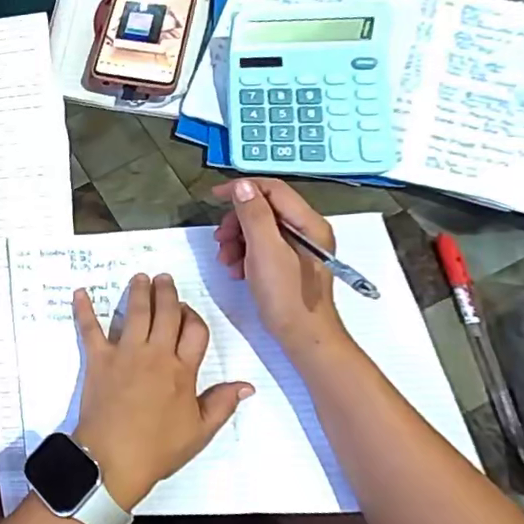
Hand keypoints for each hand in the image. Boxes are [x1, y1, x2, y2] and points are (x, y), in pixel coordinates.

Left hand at [70, 274, 254, 508]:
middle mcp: (156, 354)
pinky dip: (83, 309)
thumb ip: (222, 404)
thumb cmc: (158, 449)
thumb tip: (247, 386)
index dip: (194, 317)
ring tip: (140, 277)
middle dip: (167, 293)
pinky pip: (90, 329)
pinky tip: (80, 292)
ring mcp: (125, 353)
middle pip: (166, 314)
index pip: (195, 331)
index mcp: (182, 371)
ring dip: (138, 292)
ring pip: (135, 313)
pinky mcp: (98, 359)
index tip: (188, 312)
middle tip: (164, 278)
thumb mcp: (199, 431)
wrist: (113, 459)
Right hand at [212, 178, 355, 359]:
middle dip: (237, 221)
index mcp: (308, 222)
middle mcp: (307, 230)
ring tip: (226, 260)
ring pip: (260, 229)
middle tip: (220, 239)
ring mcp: (299, 248)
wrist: (303, 336)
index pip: (272, 190)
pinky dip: (245, 254)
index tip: (215, 196)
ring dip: (237, 240)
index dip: (242, 188)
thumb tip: (242, 187)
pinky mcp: (290, 265)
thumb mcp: (265, 251)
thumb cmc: (286, 296)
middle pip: (264, 210)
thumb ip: (254, 215)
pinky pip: (263, 248)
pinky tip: (236, 270)